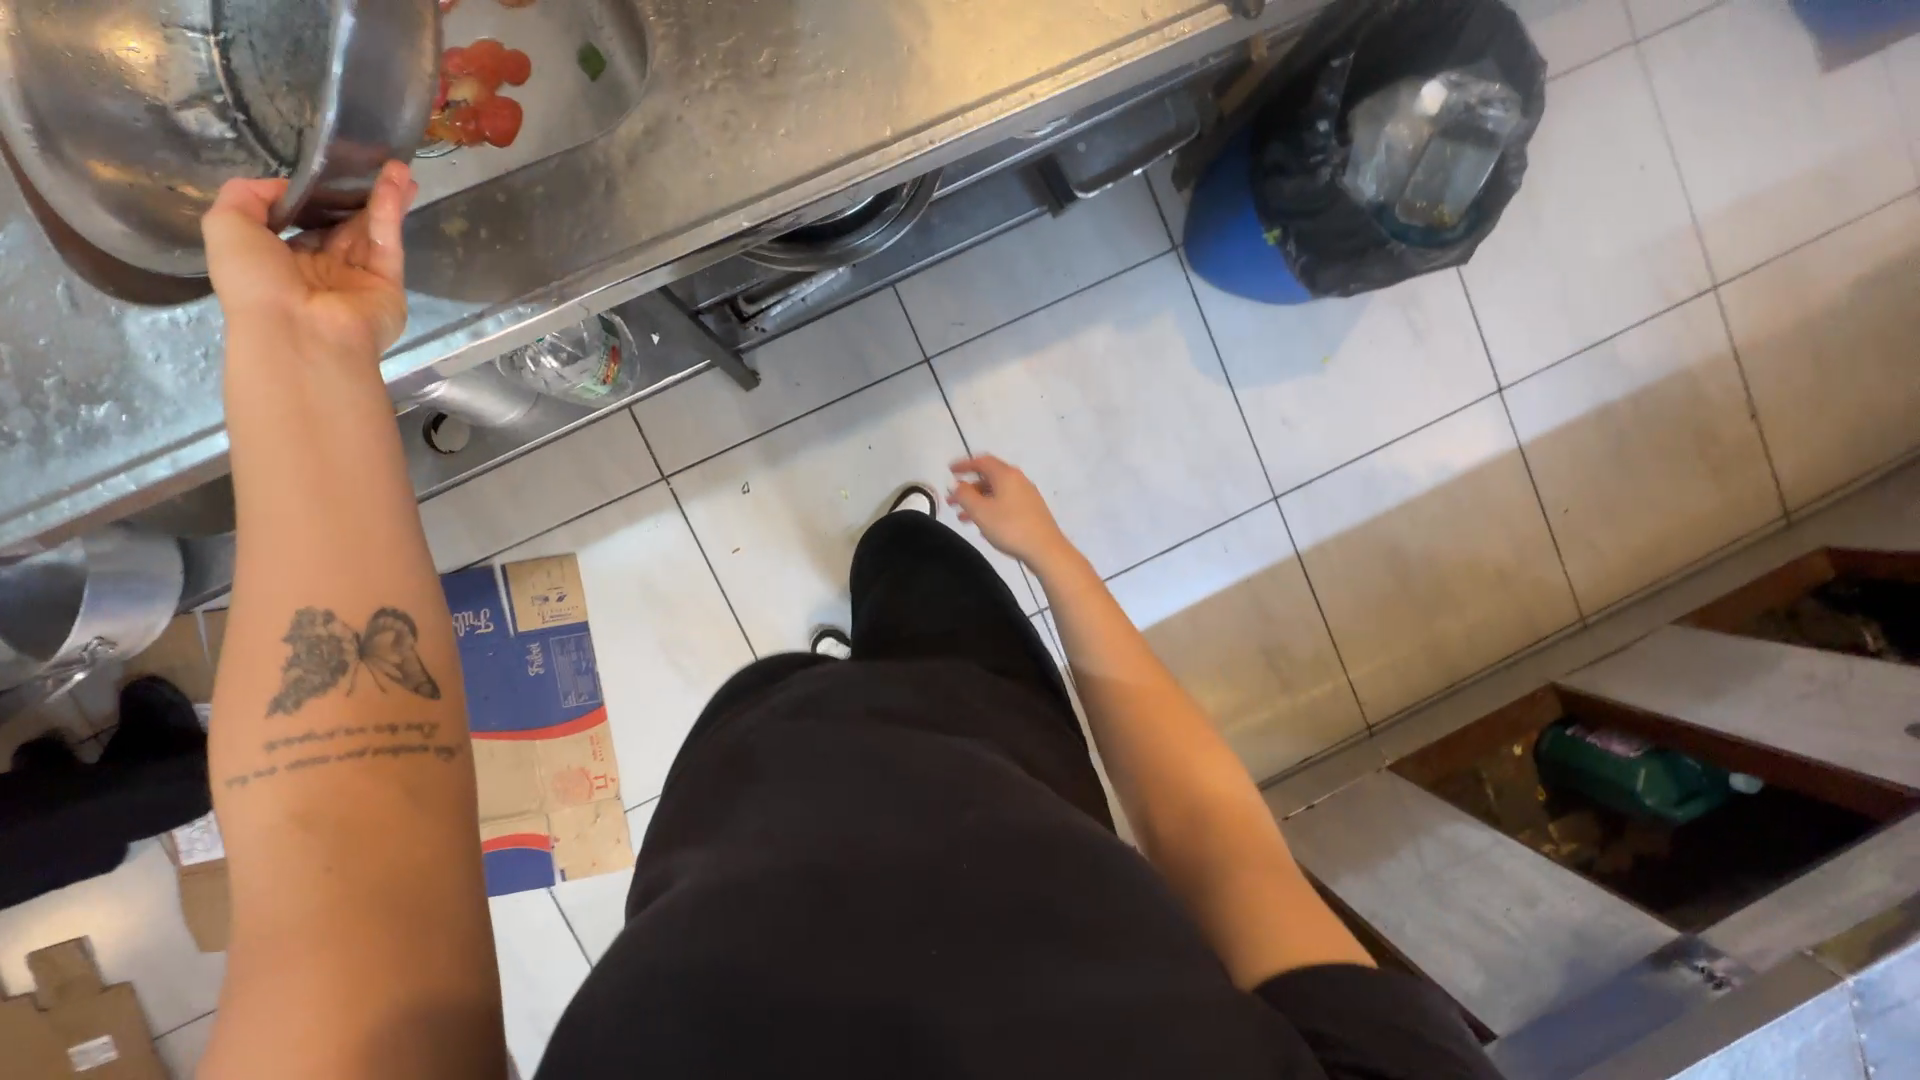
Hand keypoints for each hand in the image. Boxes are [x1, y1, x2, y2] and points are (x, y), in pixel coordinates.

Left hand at [200, 160, 418, 364]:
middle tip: (369, 166)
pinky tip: (398, 182)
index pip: (302, 224)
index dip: (311, 198)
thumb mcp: (225, 226)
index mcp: (282, 261)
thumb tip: (284, 186)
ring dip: (383, 197)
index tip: (322, 174)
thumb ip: (245, 195)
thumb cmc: (256, 283)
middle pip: (342, 225)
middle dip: (355, 197)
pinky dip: (391, 211)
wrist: (302, 331)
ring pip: (370, 229)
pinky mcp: (389, 284)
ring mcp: (359, 278)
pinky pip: (387, 241)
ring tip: (394, 165)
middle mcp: (322, 270)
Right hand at [948, 455, 1080, 572]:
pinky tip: (983, 526)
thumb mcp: (980, 511)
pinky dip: (990, 509)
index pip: (982, 461)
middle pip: (989, 478)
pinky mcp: (1032, 511)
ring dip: (977, 502)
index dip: (964, 465)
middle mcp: (1018, 480)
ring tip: (962, 518)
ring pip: (996, 493)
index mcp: (1006, 475)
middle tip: (952, 500)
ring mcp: (1027, 495)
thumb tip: (957, 484)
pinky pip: (1005, 504)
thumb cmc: (1010, 527)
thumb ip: (964, 495)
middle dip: (968, 488)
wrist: (1045, 550)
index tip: (949, 471)